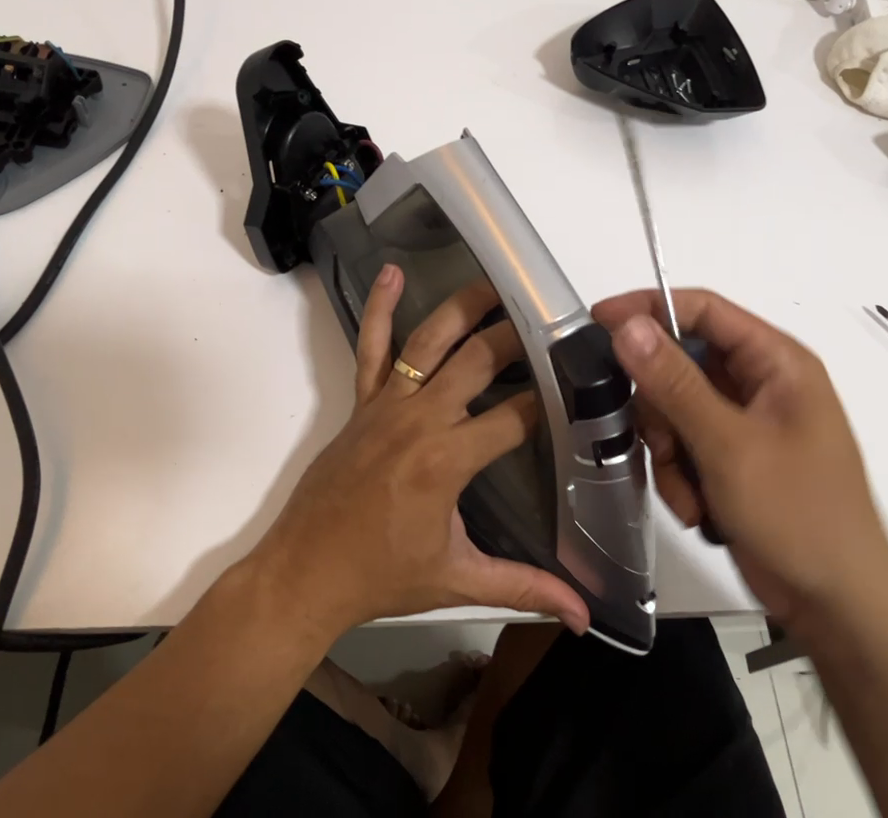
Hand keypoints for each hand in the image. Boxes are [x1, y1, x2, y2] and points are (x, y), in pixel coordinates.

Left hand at [248, 266, 590, 638]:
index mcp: (447, 460)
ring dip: (464, 307)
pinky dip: (379, 308)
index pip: (517, 416)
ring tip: (497, 284)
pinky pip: (370, 347)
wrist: (303, 574)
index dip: (553, 399)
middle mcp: (419, 420)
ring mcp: (385, 405)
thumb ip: (525, 588)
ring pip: (429, 340)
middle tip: (553, 320)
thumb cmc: (381, 578)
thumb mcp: (459, 580)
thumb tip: (584, 615)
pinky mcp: (361, 404)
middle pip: (480, 361)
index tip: (582, 382)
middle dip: (519, 337)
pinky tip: (393, 273)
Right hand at [590, 290, 887, 620]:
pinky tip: (702, 511)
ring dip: (671, 454)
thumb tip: (627, 325)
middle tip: (660, 443)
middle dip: (662, 411)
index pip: (703, 310)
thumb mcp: (729, 445)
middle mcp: (762, 385)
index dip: (648, 309)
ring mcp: (747, 426)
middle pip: (681, 365)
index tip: (597, 323)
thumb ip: (674, 382)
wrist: (837, 605)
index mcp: (777, 362)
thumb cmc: (797, 515)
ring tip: (692, 492)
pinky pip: (685, 449)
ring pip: (675, 412)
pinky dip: (682, 478)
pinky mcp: (734, 462)